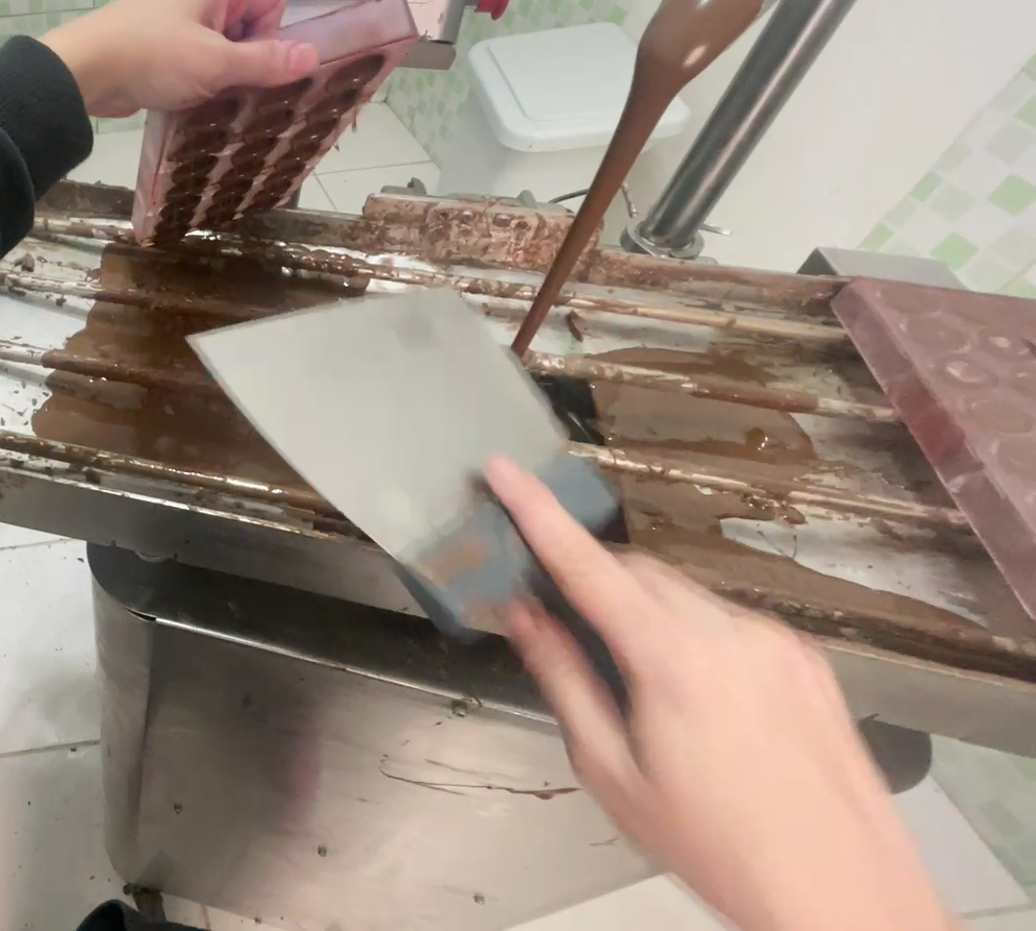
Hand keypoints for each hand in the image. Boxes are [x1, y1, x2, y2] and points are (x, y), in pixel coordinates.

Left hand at [40, 0, 319, 116]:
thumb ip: (265, 62)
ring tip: (218, 106)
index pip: (274, 5)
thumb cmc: (153, 56)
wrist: (87, 72)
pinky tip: (199, 110)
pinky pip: (202, 69)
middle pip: (252, 32)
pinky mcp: (167, 54)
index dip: (272, 39)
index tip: (254, 69)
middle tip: (239, 96)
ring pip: (226, 55)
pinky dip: (204, 89)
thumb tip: (314, 57)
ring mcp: (184, 25)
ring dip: (226, 82)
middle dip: (250, 65)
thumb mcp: (216, 62)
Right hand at [484, 456, 953, 930]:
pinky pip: (719, 616)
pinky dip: (680, 626)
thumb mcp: (609, 769)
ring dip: (634, 605)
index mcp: (675, 661)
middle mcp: (733, 633)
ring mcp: (778, 643)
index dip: (537, 511)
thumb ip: (562, 677)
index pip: (588, 566)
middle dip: (588, 575)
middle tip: (553, 610)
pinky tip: (683, 687)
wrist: (853, 908)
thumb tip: (521, 613)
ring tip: (624, 669)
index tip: (502, 468)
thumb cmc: (711, 844)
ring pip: (677, 591)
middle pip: (635, 569)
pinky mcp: (806, 661)